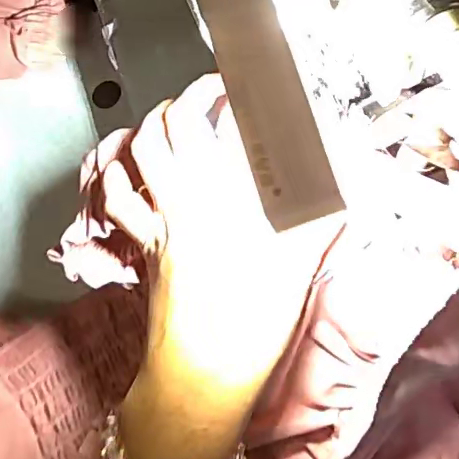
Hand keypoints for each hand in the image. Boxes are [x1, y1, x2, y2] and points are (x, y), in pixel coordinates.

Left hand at [92, 75, 342, 458]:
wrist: (204, 378)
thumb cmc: (256, 317)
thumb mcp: (303, 255)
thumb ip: (324, 207)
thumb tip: (344, 170)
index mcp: (226, 195)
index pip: (220, 123)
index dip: (226, 90)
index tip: (242, 80)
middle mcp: (185, 198)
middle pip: (168, 126)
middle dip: (187, 99)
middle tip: (209, 95)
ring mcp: (158, 221)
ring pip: (133, 156)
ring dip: (149, 127)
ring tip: (171, 120)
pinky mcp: (144, 247)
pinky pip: (115, 203)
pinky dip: (116, 175)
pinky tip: (131, 169)